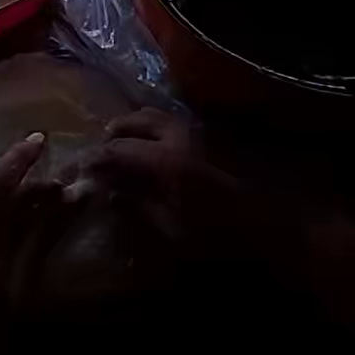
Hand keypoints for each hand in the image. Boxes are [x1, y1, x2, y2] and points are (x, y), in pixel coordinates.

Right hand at [86, 108, 249, 252]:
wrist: (272, 234)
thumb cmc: (219, 239)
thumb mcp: (171, 232)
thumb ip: (137, 208)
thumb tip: (109, 193)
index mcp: (165, 160)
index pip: (117, 148)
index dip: (96, 157)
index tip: (81, 168)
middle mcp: (178, 137)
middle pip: (135, 120)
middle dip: (113, 132)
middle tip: (100, 152)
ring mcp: (196, 134)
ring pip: (154, 116)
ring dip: (133, 126)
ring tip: (122, 146)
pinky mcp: (209, 139)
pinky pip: (171, 123)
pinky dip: (152, 128)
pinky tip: (149, 148)